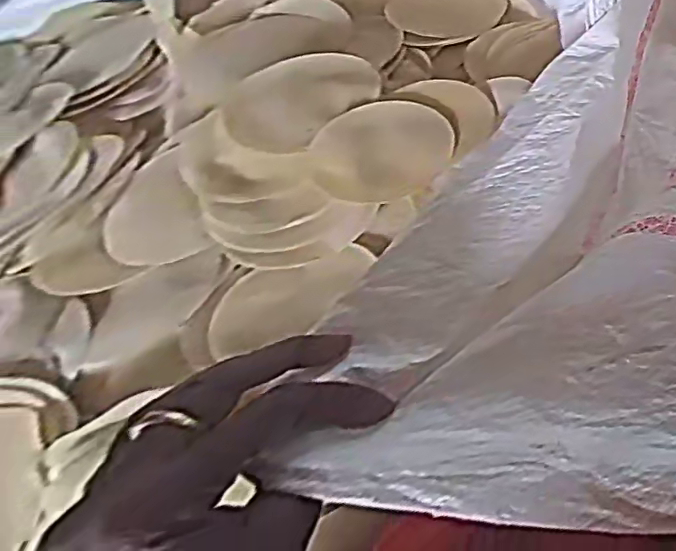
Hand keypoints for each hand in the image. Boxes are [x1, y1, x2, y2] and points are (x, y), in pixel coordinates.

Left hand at [43, 335, 394, 550]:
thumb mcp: (268, 544)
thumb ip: (298, 482)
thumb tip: (329, 438)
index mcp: (156, 498)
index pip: (268, 414)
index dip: (334, 402)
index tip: (375, 406)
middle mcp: (113, 493)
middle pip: (201, 394)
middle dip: (276, 360)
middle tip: (332, 348)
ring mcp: (97, 504)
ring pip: (170, 413)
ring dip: (238, 384)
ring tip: (288, 369)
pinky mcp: (102, 516)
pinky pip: (159, 445)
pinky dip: (212, 419)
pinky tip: (245, 420)